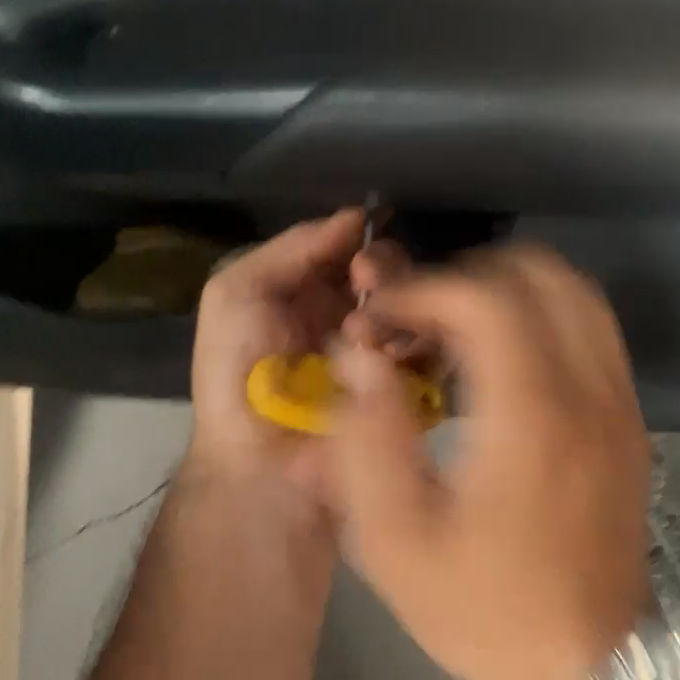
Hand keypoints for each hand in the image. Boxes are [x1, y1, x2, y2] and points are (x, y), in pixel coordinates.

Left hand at [189, 207, 409, 497]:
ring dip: (398, 316)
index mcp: (319, 293)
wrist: (261, 462)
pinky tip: (391, 364)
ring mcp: (392, 355)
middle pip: (400, 276)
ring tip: (364, 340)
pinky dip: (421, 350)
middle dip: (388, 275)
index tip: (356, 262)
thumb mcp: (237, 294)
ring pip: (426, 310)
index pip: (360, 250)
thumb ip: (292, 248)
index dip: (365, 246)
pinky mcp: (417, 390)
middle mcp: (361, 317)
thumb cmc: (239, 377)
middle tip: (365, 289)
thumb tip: (355, 216)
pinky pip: (441, 354)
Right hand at [328, 244, 653, 679]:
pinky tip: (502, 362)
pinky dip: (546, 317)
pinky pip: (595, 331)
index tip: (381, 317)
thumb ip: (367, 436)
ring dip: (513, 290)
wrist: (588, 663)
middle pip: (543, 273)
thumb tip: (357, 355)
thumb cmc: (484, 611)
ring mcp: (622, 399)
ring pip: (578, 293)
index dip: (424, 288)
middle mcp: (592, 389)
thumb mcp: (396, 541)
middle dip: (469, 276)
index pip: (488, 297)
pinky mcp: (631, 416)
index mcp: (534, 416)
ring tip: (456, 331)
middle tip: (419, 318)